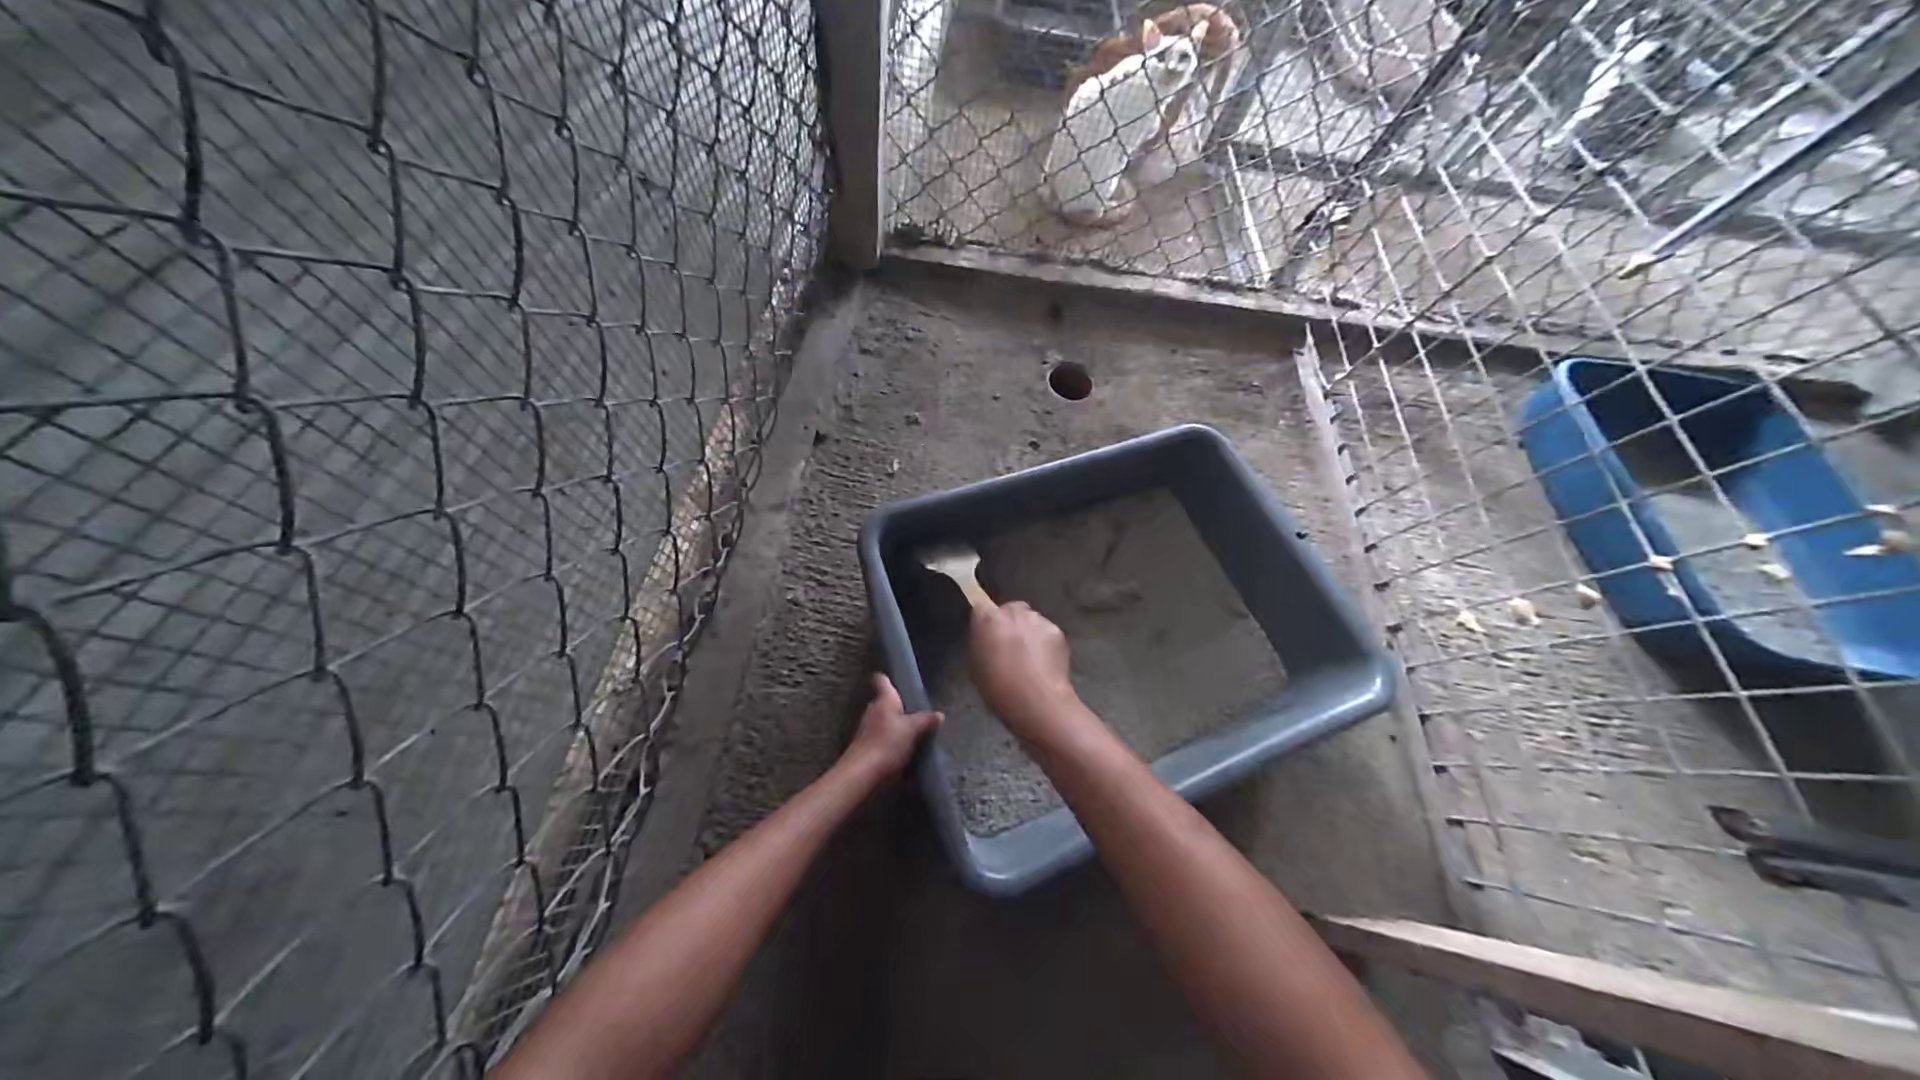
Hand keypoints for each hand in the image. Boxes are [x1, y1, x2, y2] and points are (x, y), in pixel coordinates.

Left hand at [842, 673, 942, 778]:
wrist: (863, 773)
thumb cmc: (887, 743)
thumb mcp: (913, 730)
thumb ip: (926, 720)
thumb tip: (939, 714)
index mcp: (884, 700)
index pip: (882, 680)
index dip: (889, 679)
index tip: (899, 680)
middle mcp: (873, 710)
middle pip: (885, 702)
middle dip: (899, 706)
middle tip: (917, 710)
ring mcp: (867, 729)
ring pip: (884, 720)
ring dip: (896, 725)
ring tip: (915, 731)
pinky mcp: (866, 746)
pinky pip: (883, 737)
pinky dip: (892, 740)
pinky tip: (904, 750)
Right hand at [968, 601, 1080, 735]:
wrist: (1037, 702)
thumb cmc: (998, 689)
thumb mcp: (975, 665)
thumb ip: (981, 642)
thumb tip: (987, 636)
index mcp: (988, 619)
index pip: (982, 607)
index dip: (985, 622)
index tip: (987, 636)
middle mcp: (1014, 612)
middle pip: (1009, 609)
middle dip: (1009, 623)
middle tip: (1009, 647)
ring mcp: (1038, 620)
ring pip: (1030, 619)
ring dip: (1028, 631)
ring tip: (1029, 657)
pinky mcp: (1057, 631)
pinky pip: (1046, 631)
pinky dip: (1044, 642)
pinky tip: (1044, 662)